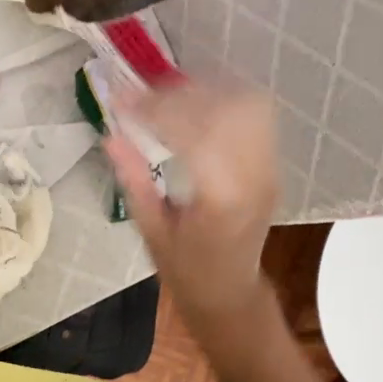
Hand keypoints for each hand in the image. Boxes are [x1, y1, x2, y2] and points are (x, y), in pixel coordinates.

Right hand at [104, 71, 278, 338]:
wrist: (229, 290)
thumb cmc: (184, 270)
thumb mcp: (150, 231)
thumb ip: (134, 181)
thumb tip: (111, 136)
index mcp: (221, 201)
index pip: (194, 136)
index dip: (158, 111)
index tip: (123, 100)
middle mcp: (254, 178)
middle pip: (228, 111)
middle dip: (183, 95)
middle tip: (143, 95)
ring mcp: (268, 168)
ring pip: (248, 105)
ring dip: (207, 91)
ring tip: (168, 95)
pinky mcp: (271, 162)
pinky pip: (255, 115)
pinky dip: (223, 100)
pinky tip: (193, 104)